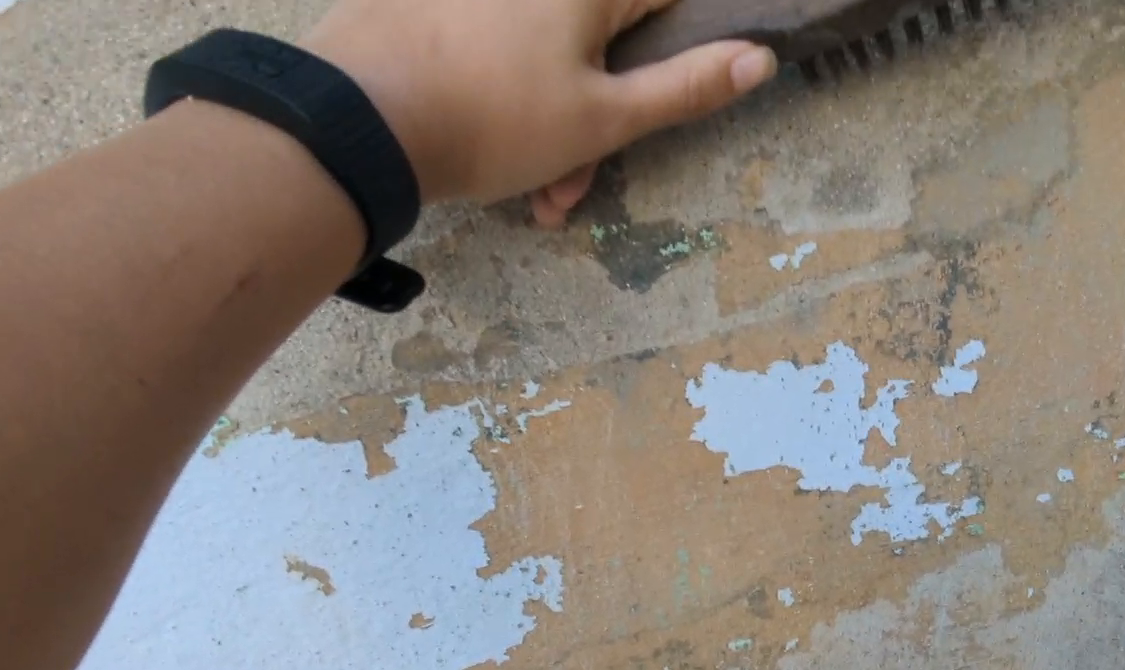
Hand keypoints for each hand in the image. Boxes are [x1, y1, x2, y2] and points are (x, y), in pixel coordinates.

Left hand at [299, 0, 776, 217]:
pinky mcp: (446, 7)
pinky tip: (504, 164)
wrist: (364, 120)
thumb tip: (760, 59)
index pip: (666, 2)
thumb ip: (685, 89)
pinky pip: (506, 54)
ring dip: (557, 132)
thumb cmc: (499, 119)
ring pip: (553, 60)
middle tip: (576, 184)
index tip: (661, 96)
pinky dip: (517, 106)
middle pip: (603, 42)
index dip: (682, 48)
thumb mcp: (605, 118)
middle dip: (602, 117)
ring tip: (540, 195)